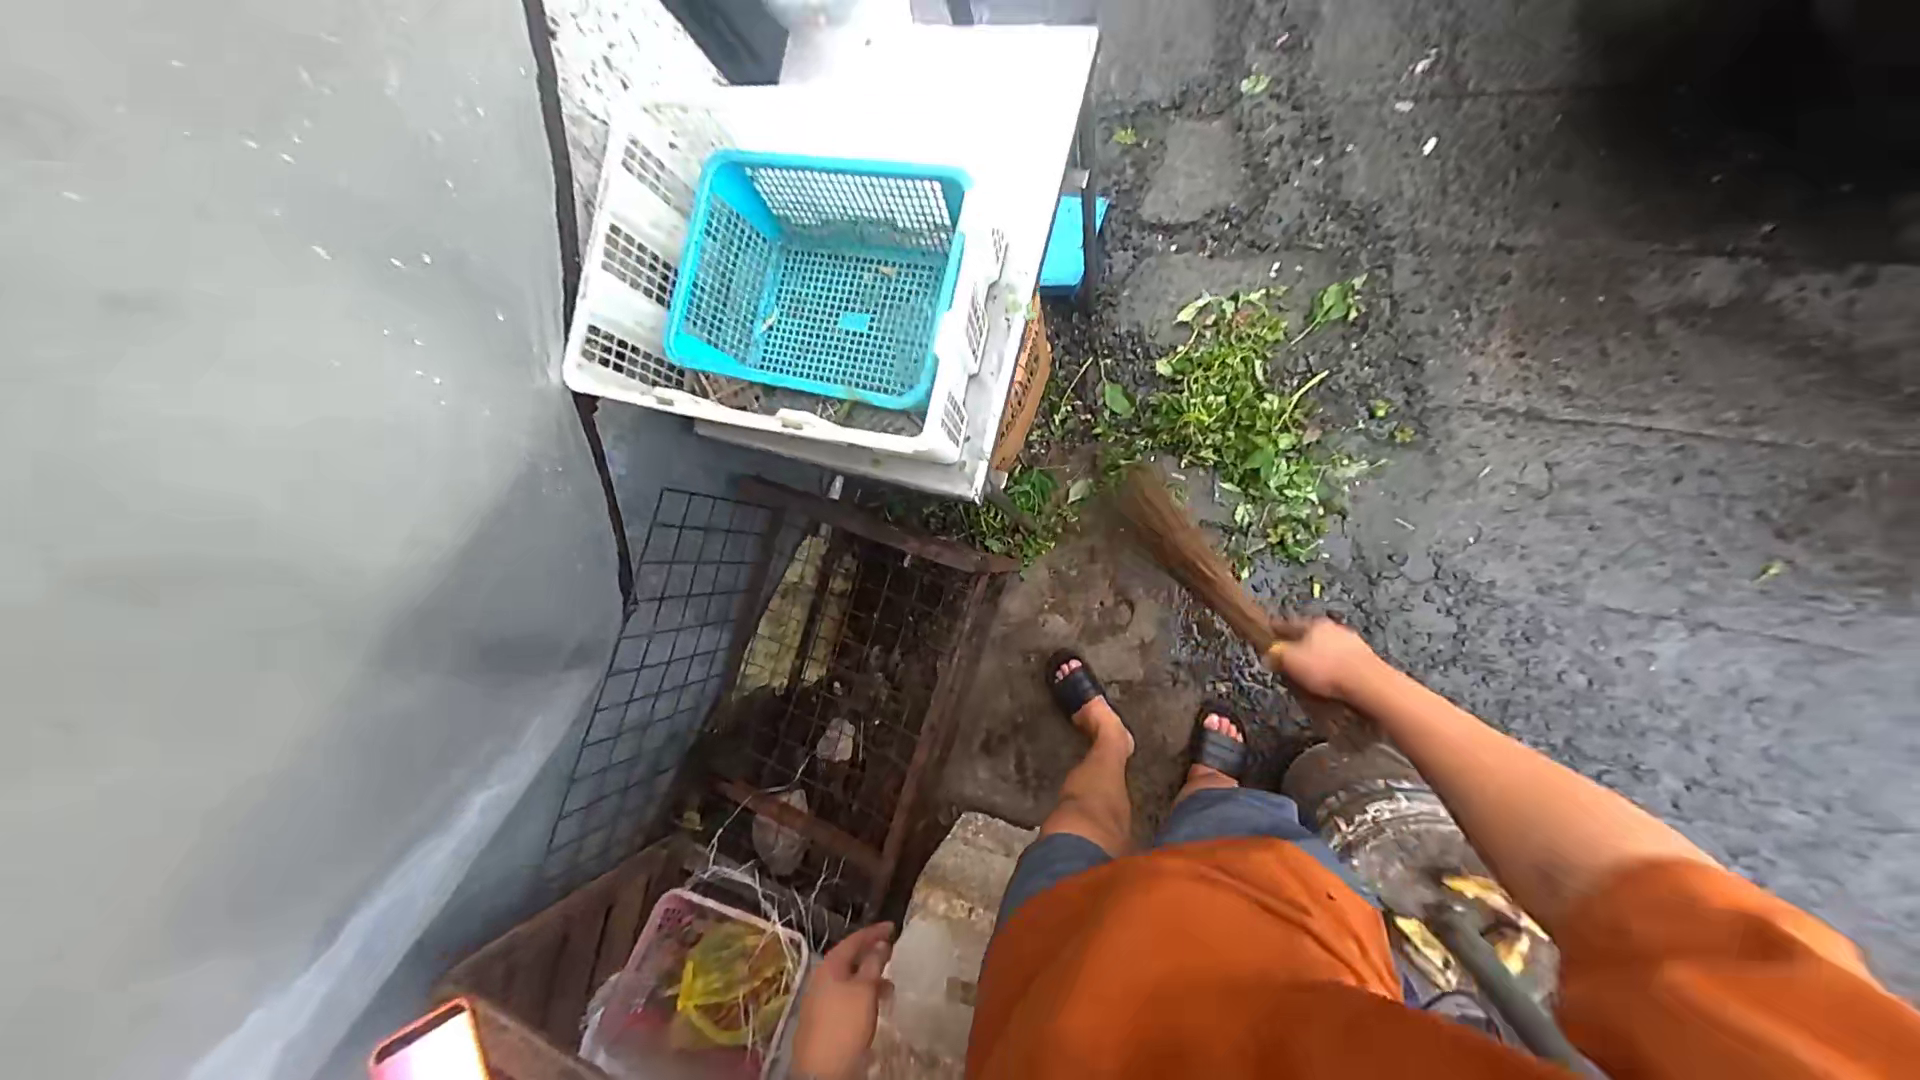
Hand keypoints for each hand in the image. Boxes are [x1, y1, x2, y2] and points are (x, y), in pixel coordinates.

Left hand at [790, 922, 893, 1079]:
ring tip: (889, 986)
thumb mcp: (865, 989)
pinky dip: (862, 995)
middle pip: (850, 958)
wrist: (821, 1073)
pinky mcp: (823, 1020)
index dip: (874, 932)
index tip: (893, 927)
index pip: (854, 939)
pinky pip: (846, 997)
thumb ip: (874, 963)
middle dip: (872, 954)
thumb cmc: (845, 1024)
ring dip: (869, 977)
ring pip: (849, 979)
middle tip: (892, 952)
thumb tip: (880, 943)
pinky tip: (873, 1006)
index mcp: (830, 965)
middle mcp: (822, 978)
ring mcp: (820, 1000)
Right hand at [1267, 616, 1386, 701]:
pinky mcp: (1366, 661)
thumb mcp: (1288, 660)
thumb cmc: (1325, 668)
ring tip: (1310, 677)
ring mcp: (1352, 644)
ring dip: (1318, 659)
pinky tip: (1330, 683)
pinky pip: (1342, 663)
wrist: (1369, 685)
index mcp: (1314, 623)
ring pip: (1327, 650)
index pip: (1288, 624)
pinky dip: (1334, 670)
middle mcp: (1334, 629)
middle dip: (1299, 647)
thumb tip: (1268, 655)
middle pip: (1309, 637)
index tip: (1267, 636)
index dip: (1275, 631)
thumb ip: (1275, 655)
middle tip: (1288, 661)